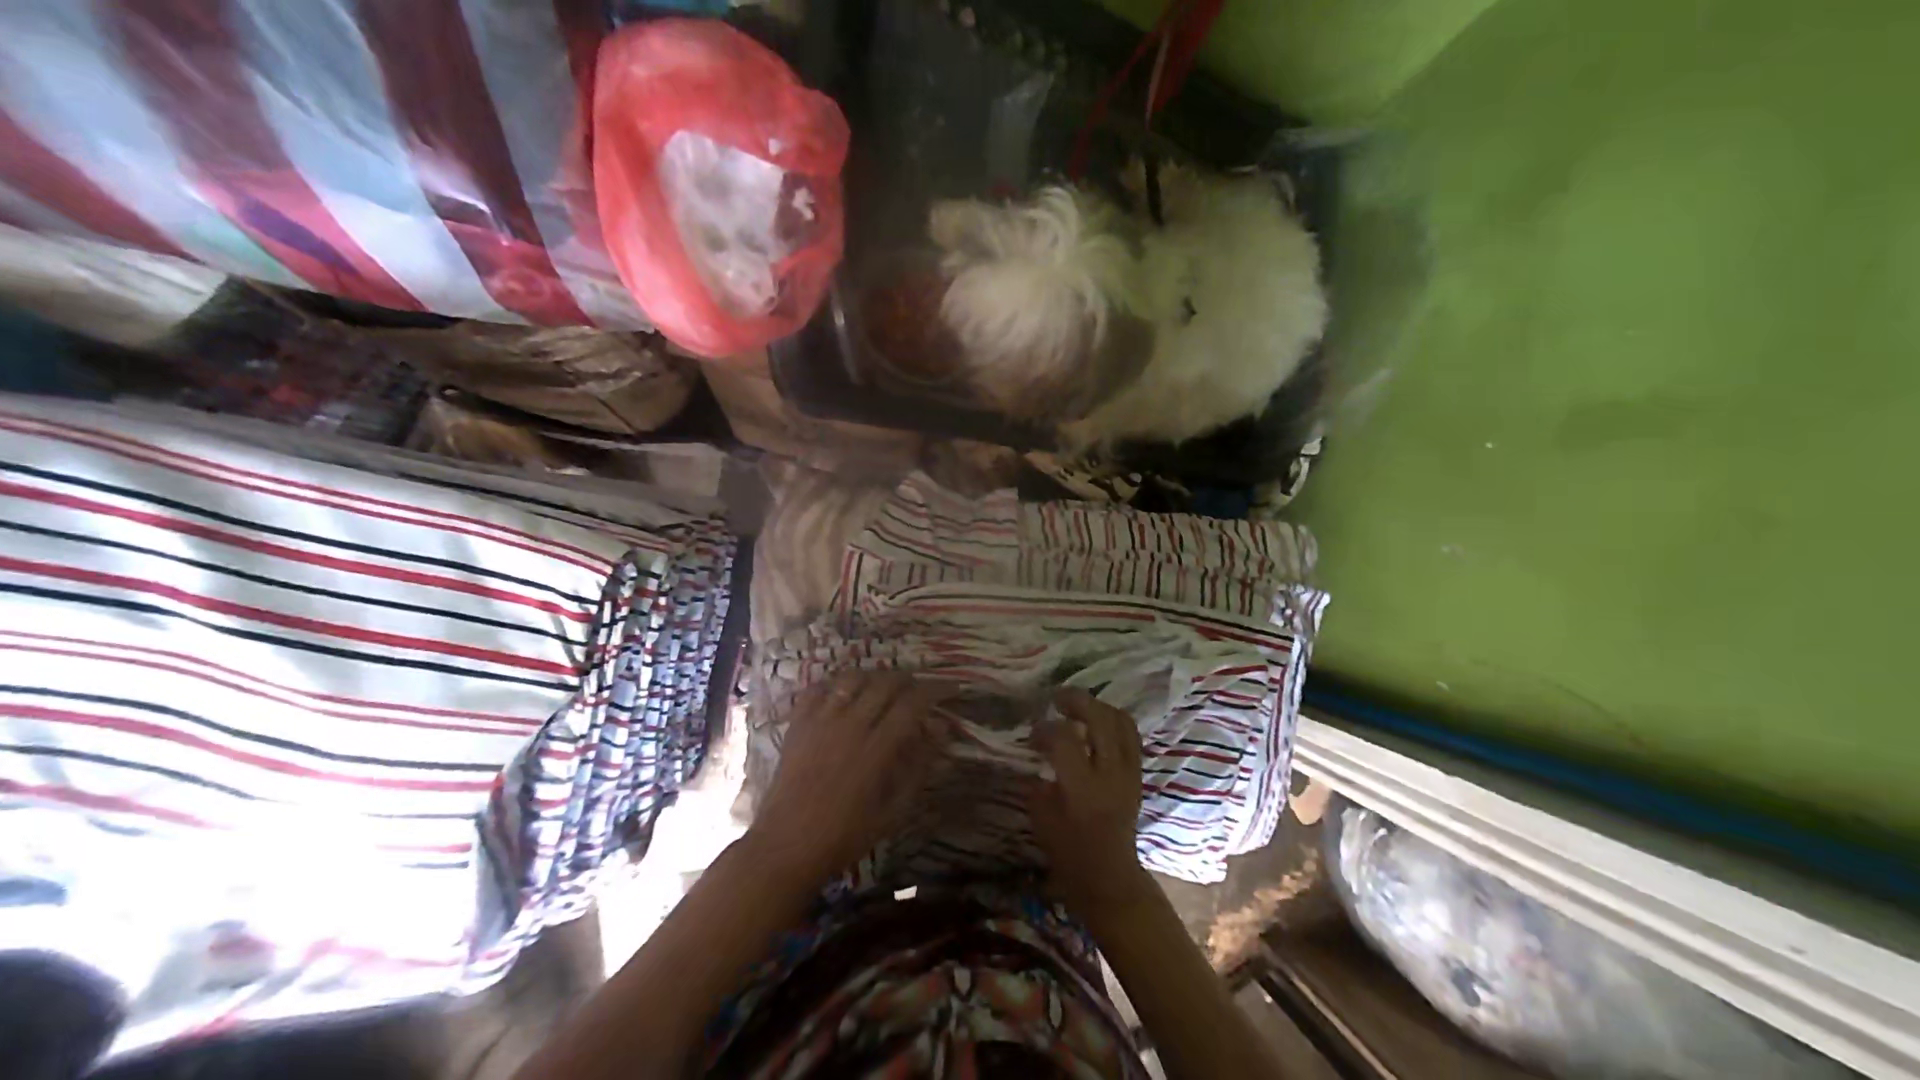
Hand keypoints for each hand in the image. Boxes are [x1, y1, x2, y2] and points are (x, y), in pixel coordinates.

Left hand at [748, 672, 948, 884]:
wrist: (785, 847)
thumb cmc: (844, 836)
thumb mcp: (892, 812)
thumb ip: (918, 767)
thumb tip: (941, 730)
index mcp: (876, 749)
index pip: (912, 703)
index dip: (935, 690)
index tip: (951, 687)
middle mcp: (849, 726)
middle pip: (885, 683)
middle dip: (908, 679)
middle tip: (919, 688)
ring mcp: (819, 721)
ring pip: (852, 678)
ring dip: (874, 676)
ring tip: (885, 686)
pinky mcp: (797, 724)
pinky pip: (817, 688)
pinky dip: (836, 683)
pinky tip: (844, 692)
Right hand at [1027, 688, 1152, 917]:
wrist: (1109, 874)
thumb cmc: (1068, 850)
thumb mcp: (1040, 816)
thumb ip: (1039, 779)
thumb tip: (1038, 750)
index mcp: (1082, 789)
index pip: (1064, 739)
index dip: (1045, 729)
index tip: (1032, 735)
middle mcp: (1110, 775)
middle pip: (1101, 719)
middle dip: (1077, 701)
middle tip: (1056, 698)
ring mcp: (1129, 772)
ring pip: (1121, 721)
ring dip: (1098, 706)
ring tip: (1077, 706)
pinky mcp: (1137, 774)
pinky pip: (1130, 735)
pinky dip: (1112, 720)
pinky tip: (1094, 723)